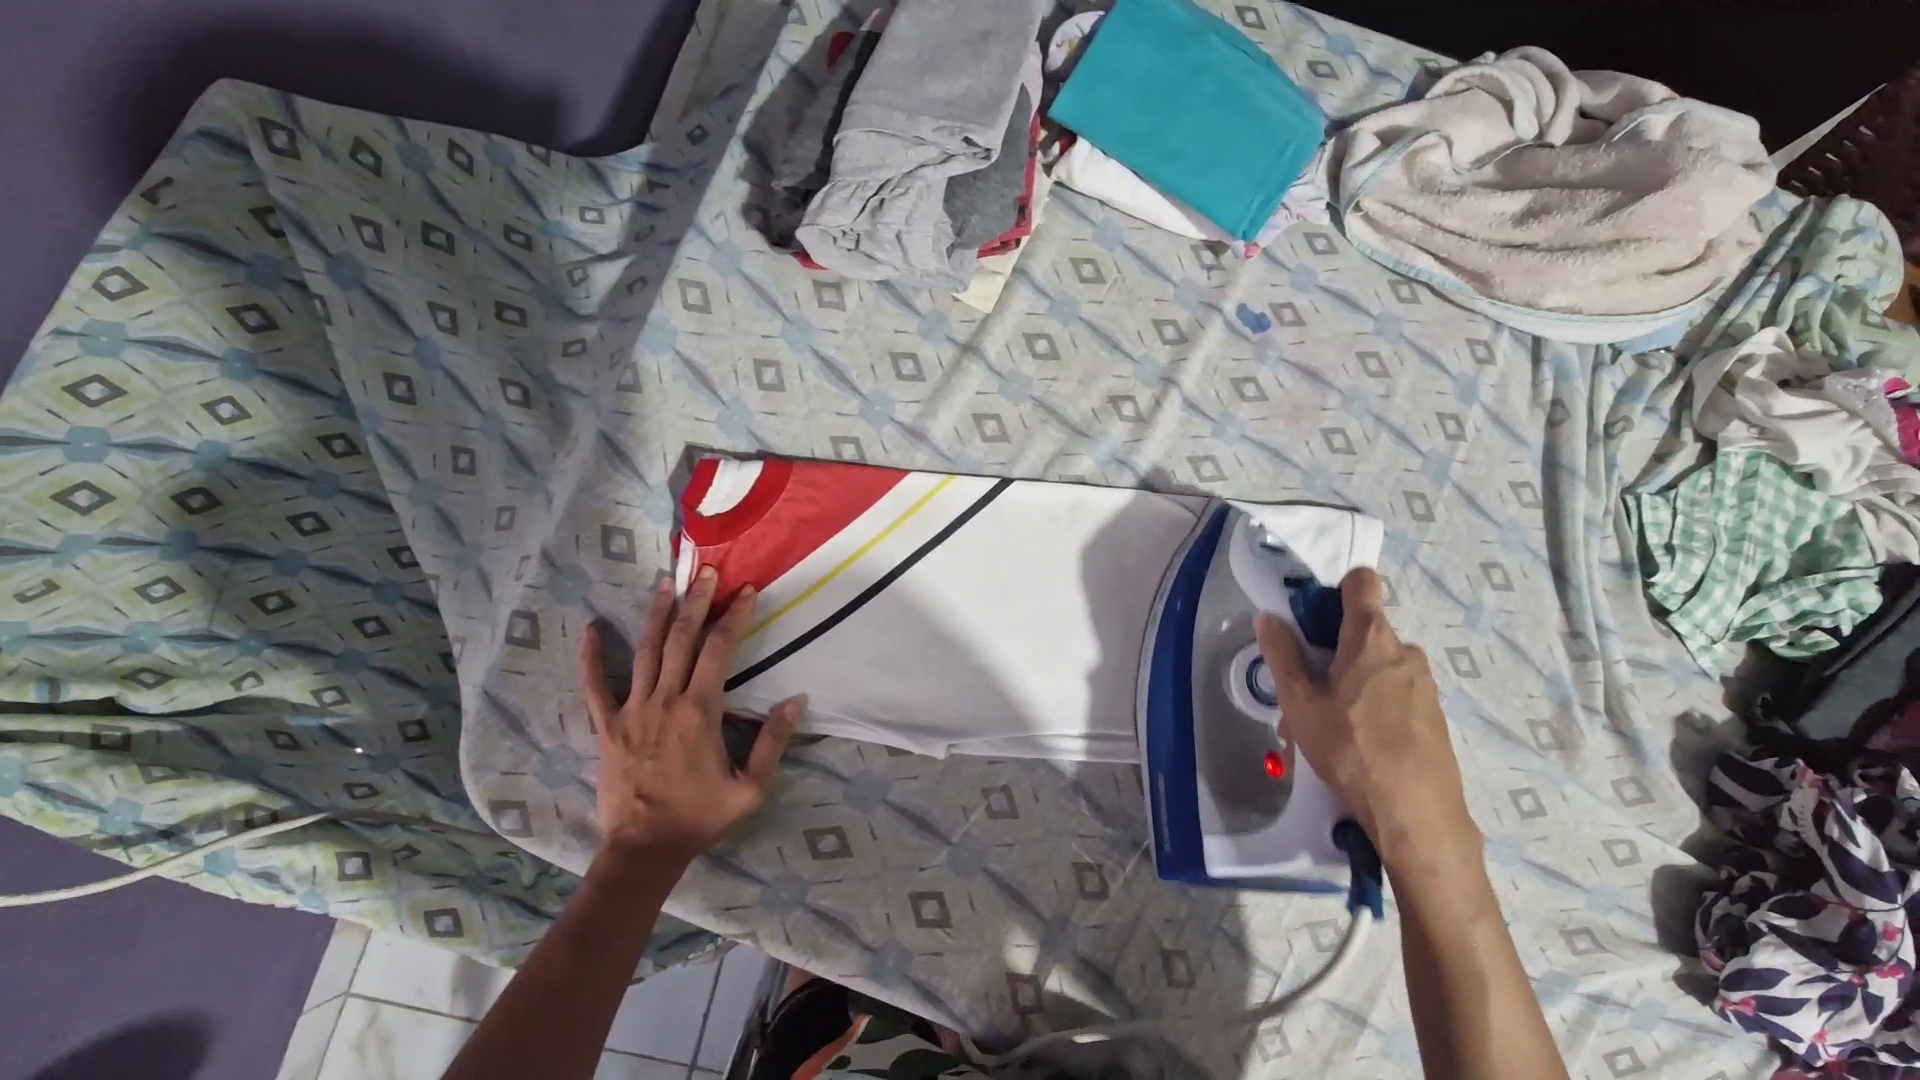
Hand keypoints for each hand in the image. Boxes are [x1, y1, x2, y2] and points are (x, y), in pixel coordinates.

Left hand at [580, 568, 800, 868]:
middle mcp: (664, 701)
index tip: (746, 590)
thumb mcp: (751, 787)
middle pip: (681, 639)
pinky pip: (595, 686)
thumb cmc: (701, 817)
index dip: (734, 617)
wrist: (644, 849)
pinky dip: (592, 657)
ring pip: (644, 651)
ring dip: (656, 614)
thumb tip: (795, 701)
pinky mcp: (607, 726)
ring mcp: (631, 710)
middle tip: (705, 570)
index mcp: (700, 711)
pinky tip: (591, 629)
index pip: (719, 650)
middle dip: (696, 601)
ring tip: (664, 582)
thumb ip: (773, 742)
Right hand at [1256, 568, 1478, 869]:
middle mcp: (1405, 651)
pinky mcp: (1433, 714)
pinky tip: (1354, 744)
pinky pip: (1394, 694)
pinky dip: (1371, 706)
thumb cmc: (1350, 749)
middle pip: (1363, 632)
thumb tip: (1269, 618)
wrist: (1416, 814)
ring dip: (1348, 683)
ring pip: (1377, 667)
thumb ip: (1283, 654)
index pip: (1362, 582)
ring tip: (1324, 728)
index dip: (1335, 588)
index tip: (1311, 616)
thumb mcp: (1300, 703)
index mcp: (1372, 638)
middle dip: (1331, 652)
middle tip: (1304, 693)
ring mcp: (1424, 684)